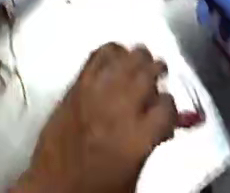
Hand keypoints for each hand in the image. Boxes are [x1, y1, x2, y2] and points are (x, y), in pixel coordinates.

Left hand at [11, 43, 177, 192]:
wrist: (56, 185)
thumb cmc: (99, 188)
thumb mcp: (136, 173)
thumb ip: (151, 142)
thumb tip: (164, 124)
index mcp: (138, 138)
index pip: (166, 109)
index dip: (173, 107)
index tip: (171, 109)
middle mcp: (118, 109)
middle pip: (144, 76)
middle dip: (156, 70)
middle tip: (162, 68)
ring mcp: (94, 92)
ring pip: (121, 62)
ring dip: (135, 56)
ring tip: (143, 54)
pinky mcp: (75, 86)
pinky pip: (94, 59)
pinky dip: (107, 51)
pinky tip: (115, 50)